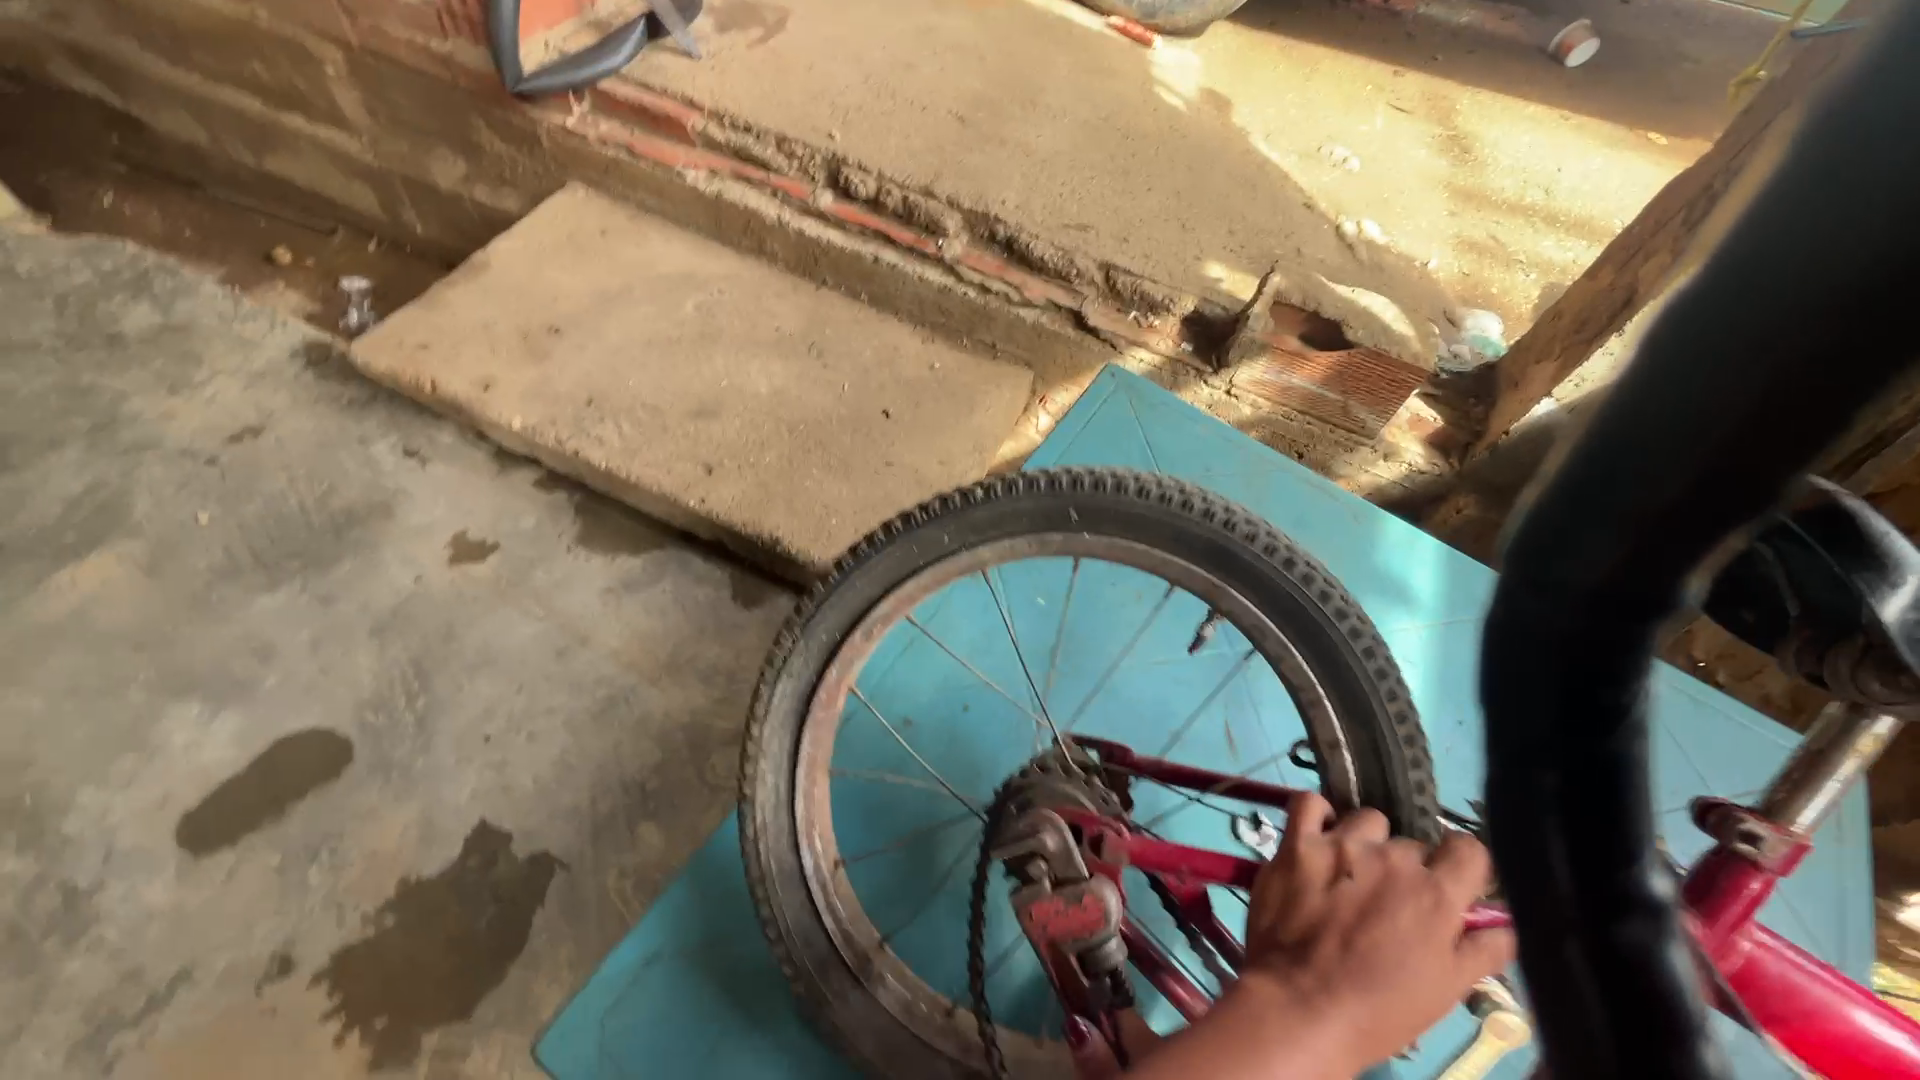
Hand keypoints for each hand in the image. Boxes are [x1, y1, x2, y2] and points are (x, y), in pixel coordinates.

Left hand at [1236, 792, 1514, 1071]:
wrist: (1302, 1007)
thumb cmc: (1380, 1008)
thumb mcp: (1448, 988)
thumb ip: (1483, 949)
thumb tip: (1505, 923)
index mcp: (1435, 893)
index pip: (1469, 849)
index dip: (1461, 867)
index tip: (1449, 886)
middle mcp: (1391, 859)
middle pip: (1412, 844)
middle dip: (1408, 869)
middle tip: (1390, 902)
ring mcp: (1340, 846)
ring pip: (1367, 821)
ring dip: (1366, 842)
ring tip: (1352, 873)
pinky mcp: (1296, 844)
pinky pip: (1309, 804)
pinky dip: (1316, 813)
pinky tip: (1318, 836)